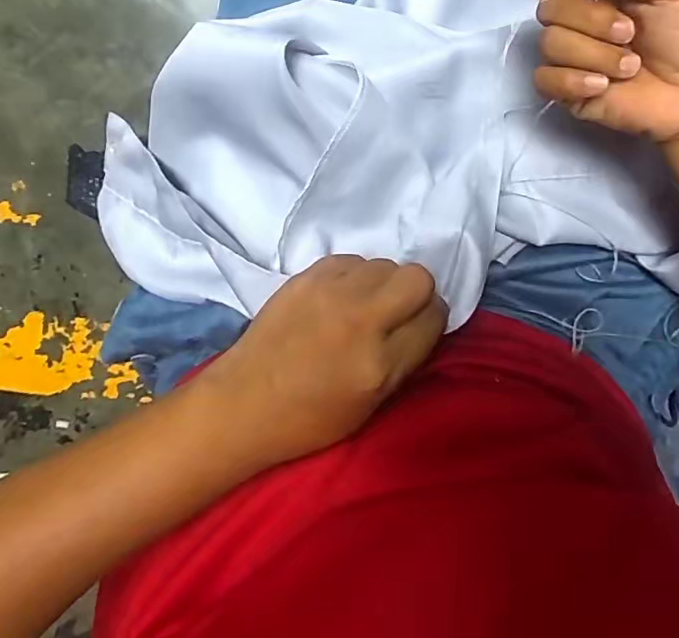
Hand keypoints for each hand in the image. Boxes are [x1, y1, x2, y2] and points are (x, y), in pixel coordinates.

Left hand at [194, 255, 446, 467]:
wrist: (245, 400)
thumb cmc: (309, 419)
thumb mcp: (371, 405)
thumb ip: (403, 360)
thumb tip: (421, 322)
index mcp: (379, 364)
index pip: (434, 318)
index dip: (431, 321)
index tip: (420, 326)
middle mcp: (360, 319)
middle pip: (417, 278)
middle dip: (416, 294)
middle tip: (397, 311)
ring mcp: (331, 292)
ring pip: (383, 264)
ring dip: (382, 282)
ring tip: (363, 305)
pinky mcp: (307, 276)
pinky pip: (351, 260)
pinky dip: (352, 275)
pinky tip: (338, 296)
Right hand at [499, 0, 678, 143]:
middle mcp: (582, 21)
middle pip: (551, 7)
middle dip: (590, 19)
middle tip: (630, 34)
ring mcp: (572, 57)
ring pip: (549, 42)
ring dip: (594, 54)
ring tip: (630, 67)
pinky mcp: (566, 90)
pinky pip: (545, 77)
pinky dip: (575, 80)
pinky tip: (604, 86)